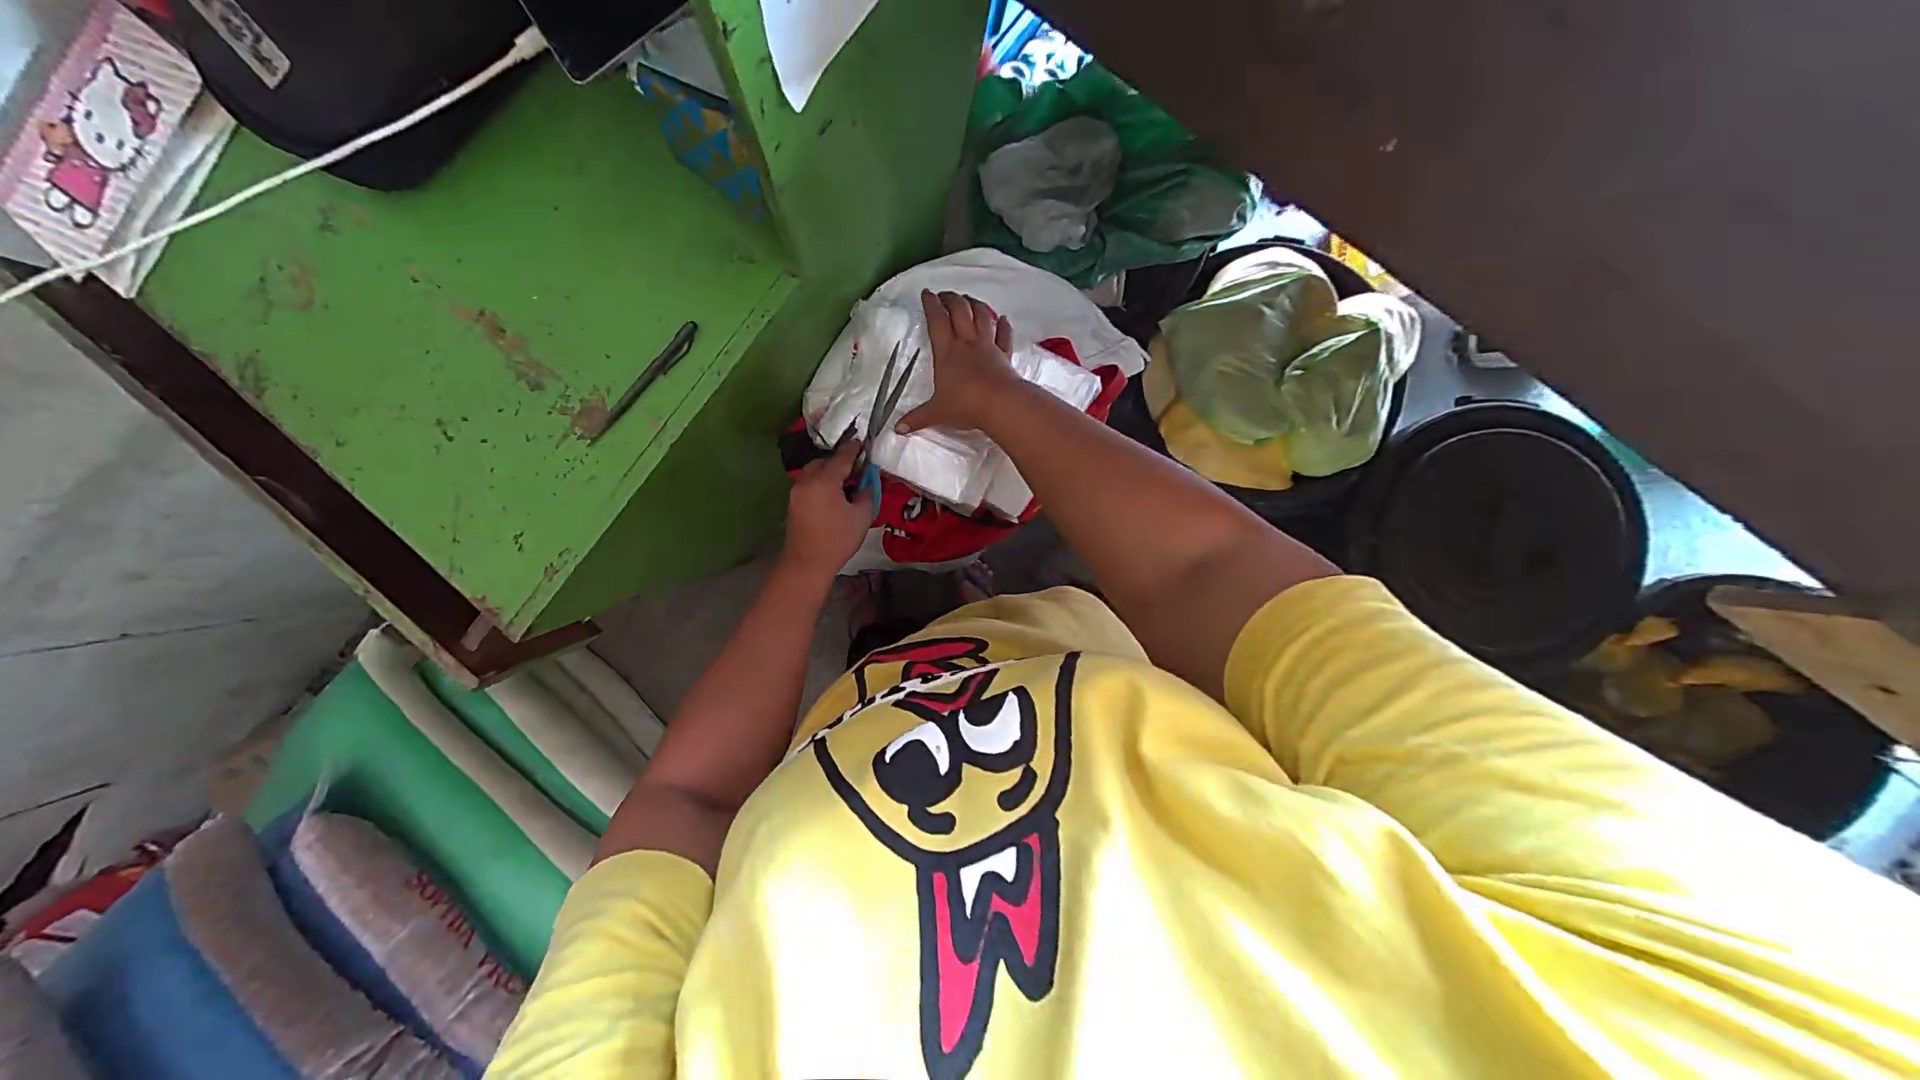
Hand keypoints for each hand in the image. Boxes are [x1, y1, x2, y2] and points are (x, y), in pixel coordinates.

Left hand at [782, 439, 873, 574]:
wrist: (807, 563)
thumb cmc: (838, 539)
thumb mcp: (862, 516)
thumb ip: (866, 493)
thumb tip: (866, 482)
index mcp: (825, 480)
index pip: (842, 457)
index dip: (854, 449)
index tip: (862, 443)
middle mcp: (807, 480)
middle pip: (824, 462)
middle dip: (839, 462)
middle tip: (856, 470)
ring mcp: (797, 492)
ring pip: (813, 472)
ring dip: (828, 472)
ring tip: (844, 483)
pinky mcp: (793, 503)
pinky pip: (809, 484)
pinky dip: (820, 483)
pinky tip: (832, 495)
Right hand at [897, 290, 1023, 434]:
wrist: (1001, 405)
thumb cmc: (966, 405)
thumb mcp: (937, 412)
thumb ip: (918, 418)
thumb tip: (897, 429)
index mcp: (947, 352)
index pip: (937, 320)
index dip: (931, 304)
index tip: (927, 293)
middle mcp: (967, 343)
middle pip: (960, 311)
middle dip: (952, 299)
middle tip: (946, 294)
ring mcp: (988, 347)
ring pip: (982, 317)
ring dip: (975, 304)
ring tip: (969, 299)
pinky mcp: (1005, 355)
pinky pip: (1005, 336)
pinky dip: (1004, 326)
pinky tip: (1004, 319)